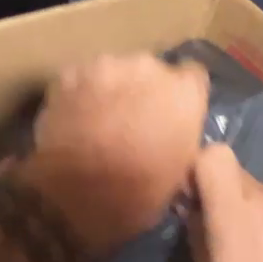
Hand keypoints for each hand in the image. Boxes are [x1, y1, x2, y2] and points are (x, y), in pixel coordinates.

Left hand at [8, 54, 208, 254]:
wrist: (76, 195)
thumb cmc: (137, 194)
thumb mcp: (179, 172)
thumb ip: (180, 138)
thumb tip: (172, 136)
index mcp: (184, 93)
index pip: (193, 77)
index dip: (179, 97)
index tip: (170, 115)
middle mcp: (148, 67)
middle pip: (150, 71)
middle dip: (142, 90)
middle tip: (131, 120)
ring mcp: (105, 66)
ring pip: (113, 71)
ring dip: (110, 89)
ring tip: (98, 120)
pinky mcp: (69, 73)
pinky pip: (80, 79)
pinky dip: (79, 94)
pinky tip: (73, 119)